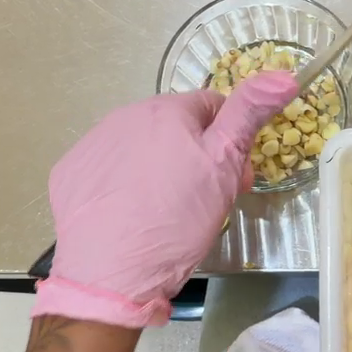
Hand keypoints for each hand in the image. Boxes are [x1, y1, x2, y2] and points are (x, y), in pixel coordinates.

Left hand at [32, 73, 299, 327]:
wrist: (111, 276)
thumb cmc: (177, 221)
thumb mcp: (224, 167)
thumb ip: (250, 114)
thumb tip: (282, 75)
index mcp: (166, 111)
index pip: (213, 107)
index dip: (232, 141)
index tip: (236, 179)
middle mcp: (123, 116)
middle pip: (175, 126)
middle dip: (196, 155)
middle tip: (205, 200)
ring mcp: (91, 145)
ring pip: (141, 146)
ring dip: (160, 167)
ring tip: (167, 210)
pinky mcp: (69, 175)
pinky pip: (108, 169)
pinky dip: (124, 184)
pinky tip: (132, 214)